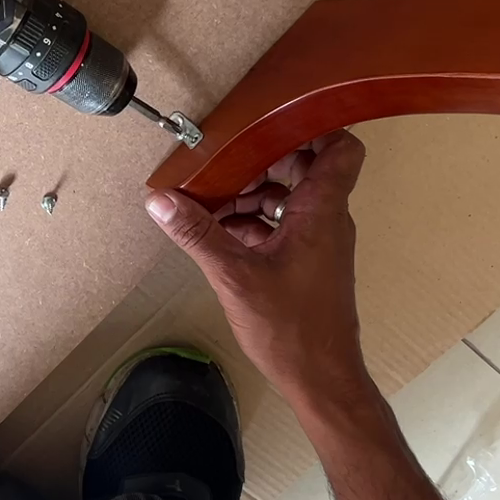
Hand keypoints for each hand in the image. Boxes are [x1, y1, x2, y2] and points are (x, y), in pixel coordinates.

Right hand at [143, 131, 371, 407]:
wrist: (321, 381)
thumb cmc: (290, 327)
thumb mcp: (233, 274)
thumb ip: (196, 233)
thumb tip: (159, 199)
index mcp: (321, 210)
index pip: (340, 148)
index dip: (314, 125)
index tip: (272, 118)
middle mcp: (327, 219)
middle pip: (305, 167)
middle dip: (263, 159)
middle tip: (224, 158)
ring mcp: (319, 241)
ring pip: (290, 196)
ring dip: (252, 192)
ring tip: (211, 199)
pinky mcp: (307, 261)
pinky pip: (282, 223)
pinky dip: (254, 220)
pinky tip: (220, 232)